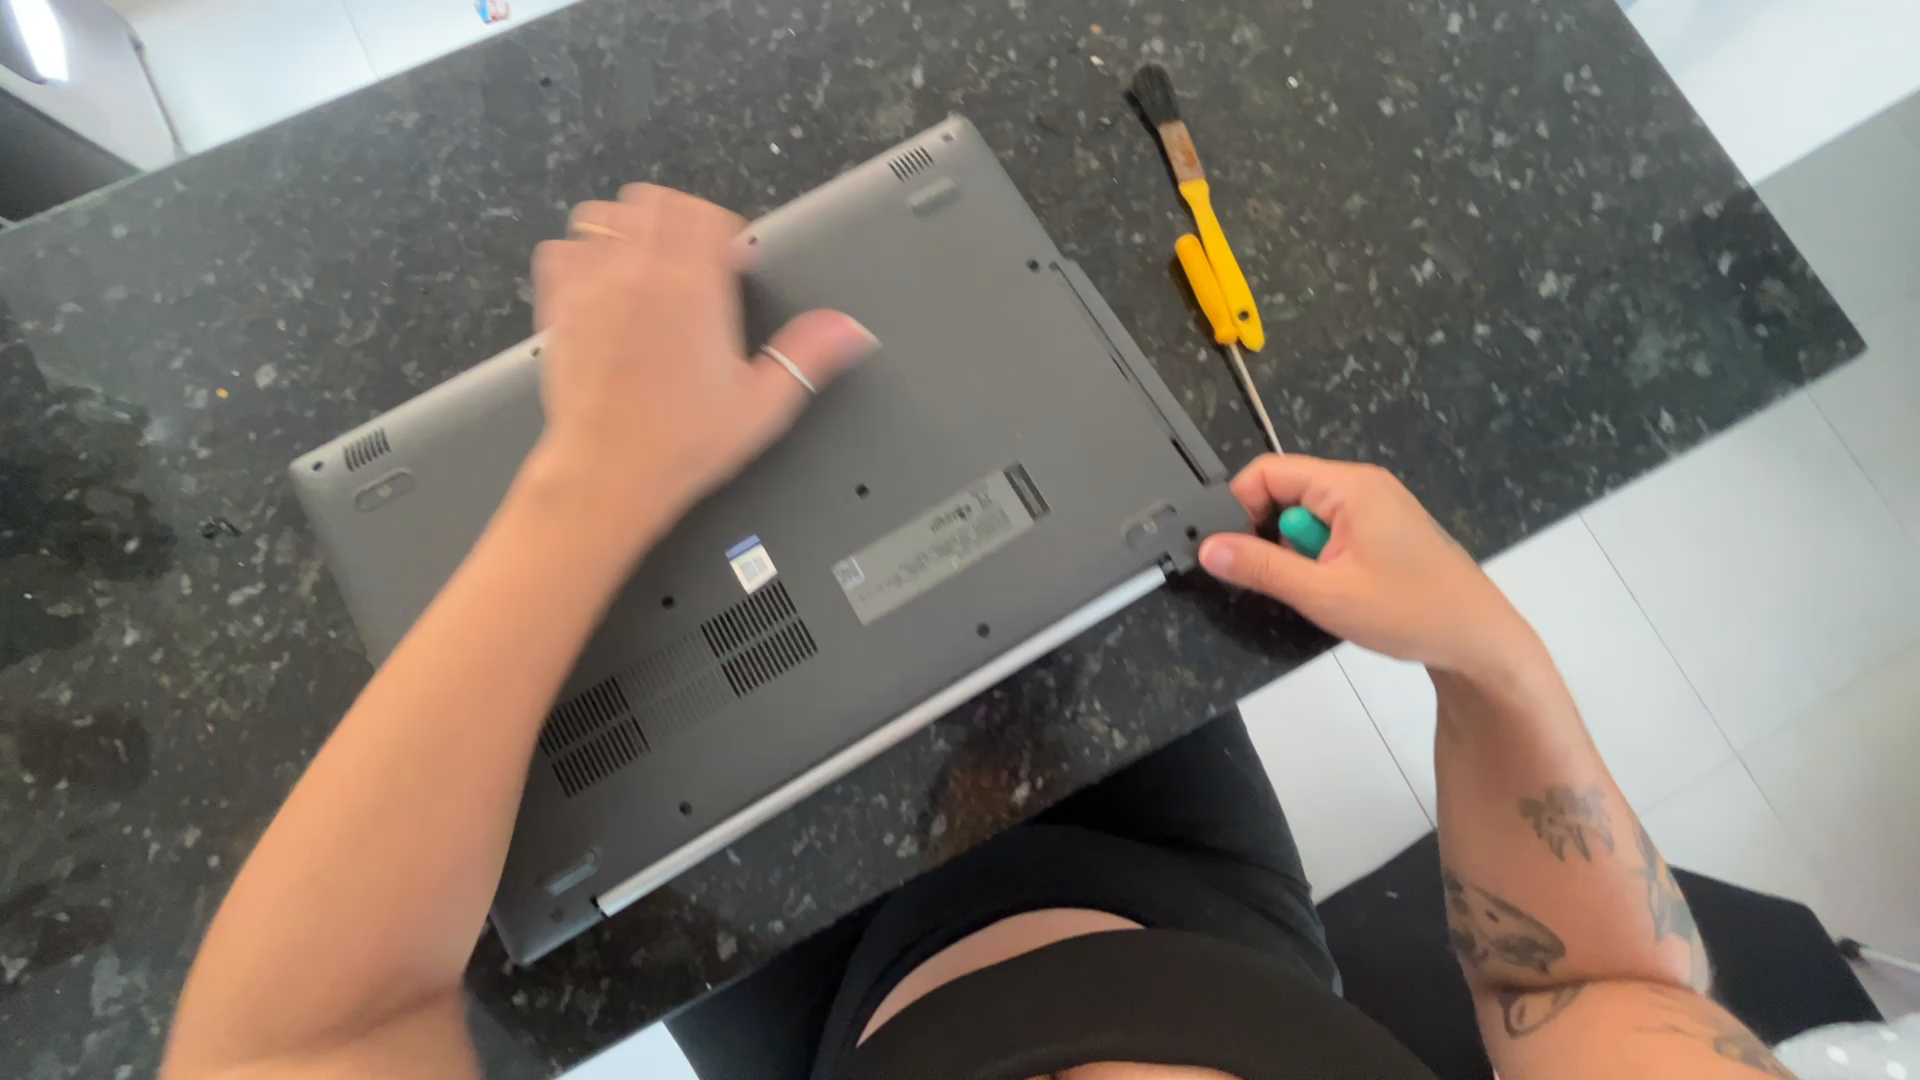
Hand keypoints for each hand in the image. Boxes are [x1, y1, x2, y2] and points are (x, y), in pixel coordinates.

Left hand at [522, 184, 877, 545]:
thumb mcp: (764, 404)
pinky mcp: (560, 309)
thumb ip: (809, 356)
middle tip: (700, 256)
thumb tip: (849, 330)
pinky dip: (585, 252)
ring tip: (654, 263)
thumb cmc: (682, 444)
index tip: (734, 259)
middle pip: (655, 200)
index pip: (704, 213)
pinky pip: (563, 248)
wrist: (609, 473)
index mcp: (694, 292)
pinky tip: (606, 282)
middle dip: (682, 218)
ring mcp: (592, 288)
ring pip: (605, 214)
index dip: (725, 227)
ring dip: (633, 227)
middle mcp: (639, 277)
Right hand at [1198, 455, 1541, 678]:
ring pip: (1302, 514)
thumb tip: (1206, 548)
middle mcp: (1361, 486)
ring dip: (1292, 548)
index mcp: (1349, 487)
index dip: (1238, 504)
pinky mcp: (1380, 530)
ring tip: (1307, 585)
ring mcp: (1374, 507)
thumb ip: (1260, 567)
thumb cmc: (1409, 613)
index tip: (1231, 548)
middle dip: (1264, 530)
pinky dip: (1314, 555)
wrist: (1481, 644)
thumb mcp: (1323, 593)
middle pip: (1283, 490)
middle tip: (1269, 574)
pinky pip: (1326, 529)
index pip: (1267, 472)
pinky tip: (1328, 586)